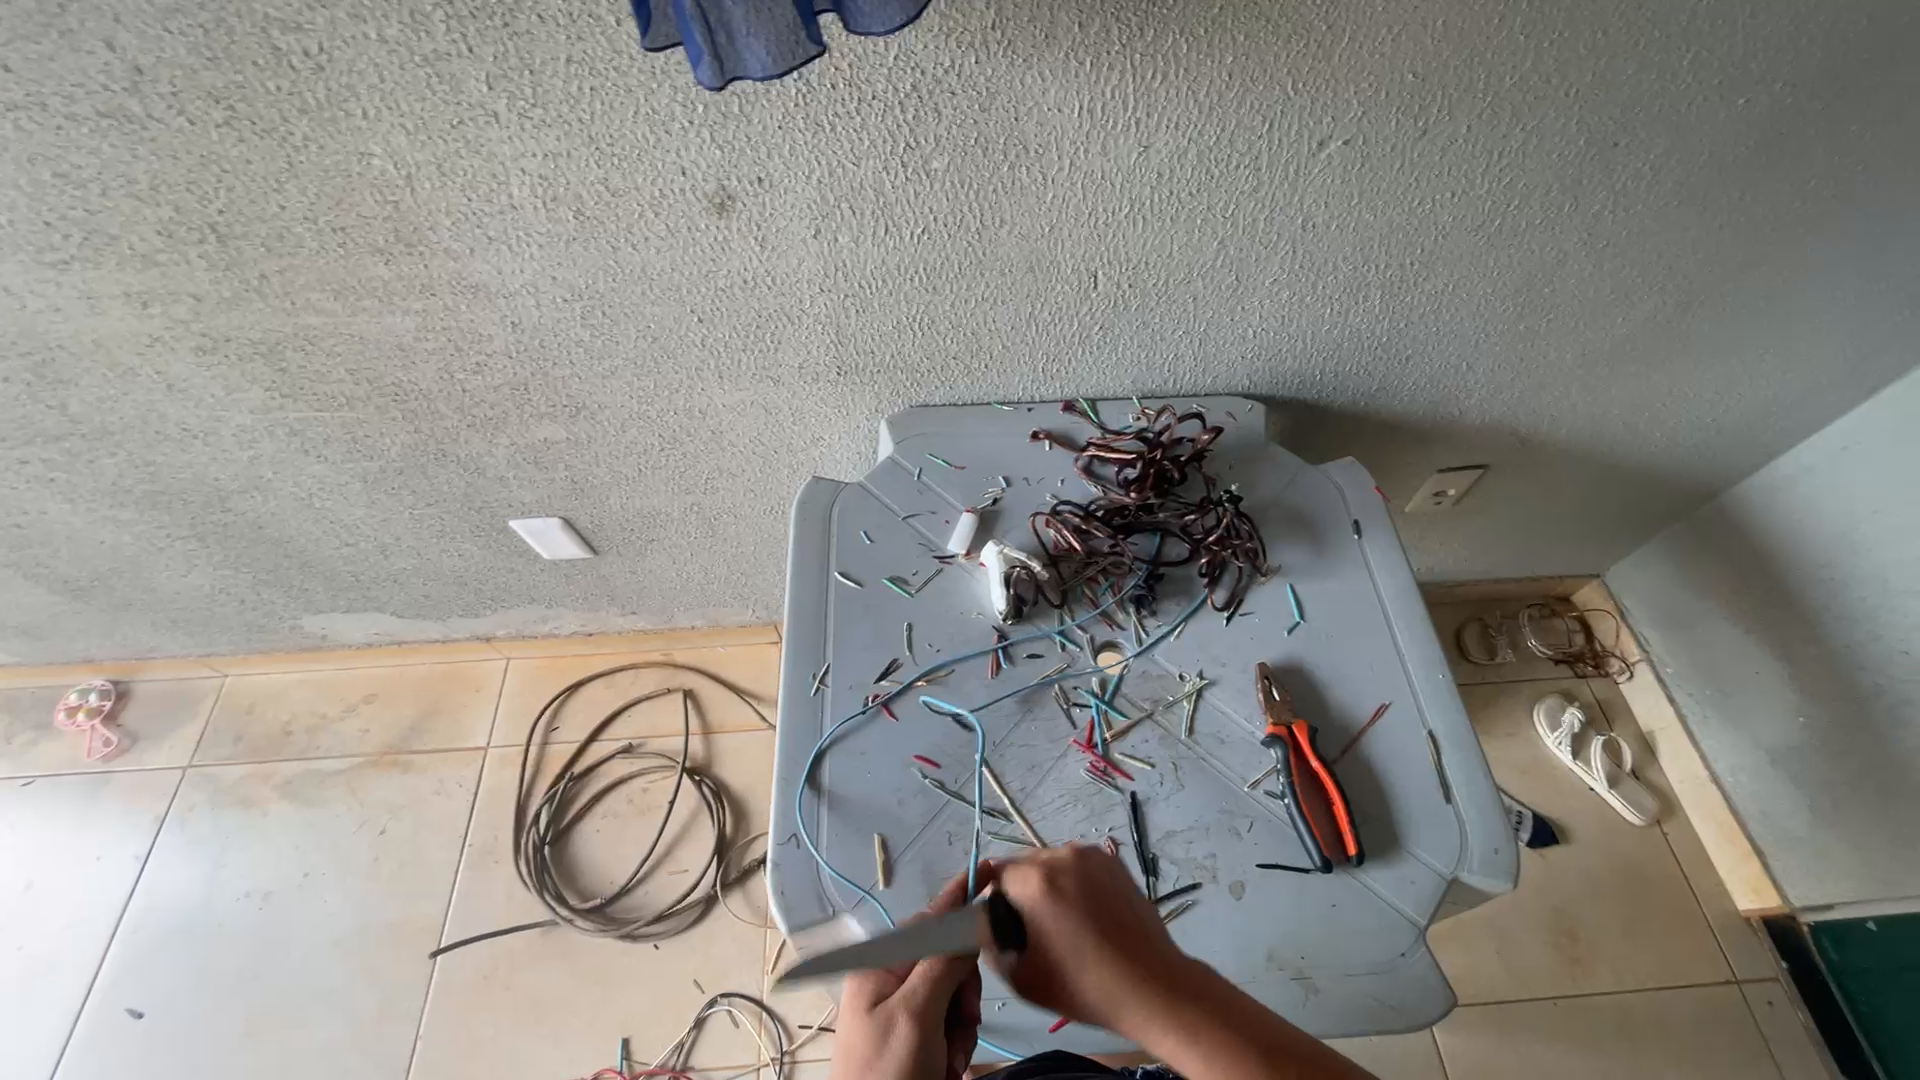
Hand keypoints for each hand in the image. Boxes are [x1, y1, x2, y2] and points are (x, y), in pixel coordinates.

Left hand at [829, 863, 992, 1079]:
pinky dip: (957, 1042)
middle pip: (948, 959)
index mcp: (881, 967)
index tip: (989, 869)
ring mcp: (903, 1011)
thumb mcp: (915, 1016)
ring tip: (950, 1057)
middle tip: (964, 1025)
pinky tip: (948, 1066)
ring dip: (962, 1023)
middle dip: (964, 990)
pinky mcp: (916, 1037)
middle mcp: (891, 981)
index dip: (959, 895)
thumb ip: (942, 965)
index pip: (929, 920)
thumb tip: (965, 922)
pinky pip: (951, 1022)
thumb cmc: (886, 1075)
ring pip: (955, 992)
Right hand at [988, 843, 1192, 1033]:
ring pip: (1051, 862)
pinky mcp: (1113, 862)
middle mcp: (1062, 856)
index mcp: (1035, 880)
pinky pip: (1077, 865)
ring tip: (1062, 922)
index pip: (995, 873)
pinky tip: (1085, 913)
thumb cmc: (1084, 986)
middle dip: (1019, 890)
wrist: (1152, 986)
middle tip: (1032, 928)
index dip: (993, 898)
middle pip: (1023, 864)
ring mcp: (1091, 855)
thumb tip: (984, 923)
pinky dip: (1073, 882)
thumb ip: (990, 943)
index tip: (1002, 924)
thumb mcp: (1022, 977)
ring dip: (1046, 884)